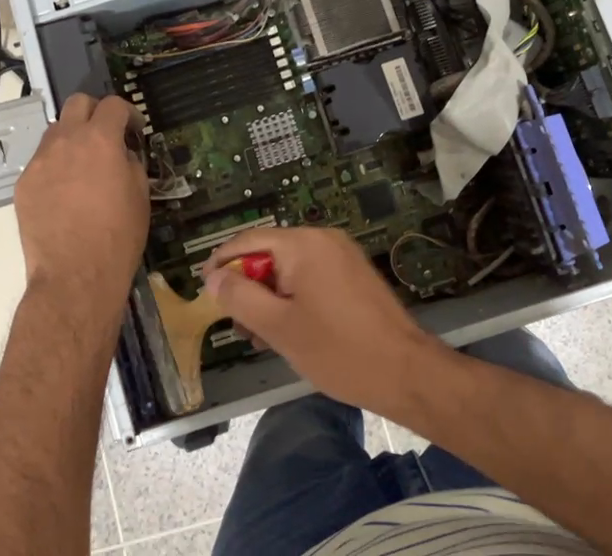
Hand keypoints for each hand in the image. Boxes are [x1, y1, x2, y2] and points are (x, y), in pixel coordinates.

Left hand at [14, 94, 147, 318]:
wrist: (75, 276)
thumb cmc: (117, 237)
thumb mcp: (139, 195)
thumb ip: (131, 163)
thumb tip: (122, 154)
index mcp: (100, 139)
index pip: (114, 105)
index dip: (128, 113)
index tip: (134, 130)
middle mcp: (65, 141)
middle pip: (77, 104)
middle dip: (95, 112)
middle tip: (107, 135)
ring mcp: (39, 161)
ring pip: (55, 132)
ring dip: (72, 138)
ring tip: (84, 167)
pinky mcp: (23, 184)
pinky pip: (42, 163)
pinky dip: (56, 168)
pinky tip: (65, 195)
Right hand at [201, 227, 446, 412]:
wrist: (406, 372)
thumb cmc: (337, 350)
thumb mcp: (278, 326)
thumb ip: (240, 297)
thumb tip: (214, 277)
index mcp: (303, 244)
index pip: (248, 241)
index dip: (222, 264)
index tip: (205, 291)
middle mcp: (323, 239)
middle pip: (269, 254)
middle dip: (248, 287)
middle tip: (236, 325)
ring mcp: (342, 256)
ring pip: (290, 269)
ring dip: (270, 297)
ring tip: (260, 337)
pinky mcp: (354, 275)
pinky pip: (311, 278)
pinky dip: (294, 298)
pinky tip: (289, 332)